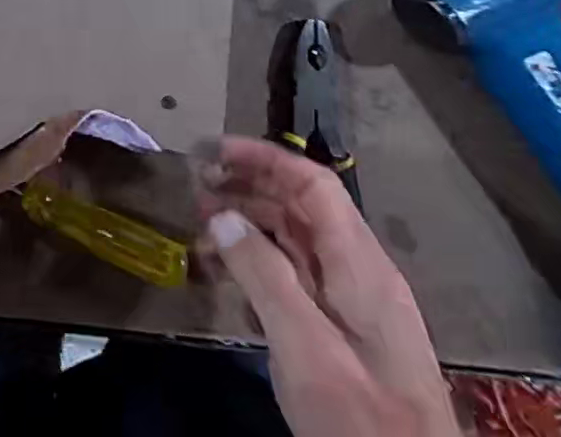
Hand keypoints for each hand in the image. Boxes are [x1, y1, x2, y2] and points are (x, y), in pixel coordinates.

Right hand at [200, 137, 457, 436]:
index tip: (217, 151)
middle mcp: (360, 270)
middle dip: (250, 188)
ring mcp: (353, 301)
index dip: (266, 159)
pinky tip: (229, 275)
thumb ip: (264, 276)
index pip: (313, 185)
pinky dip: (261, 263)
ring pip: (297, 241)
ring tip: (203, 226)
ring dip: (251, 225)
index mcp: (360, 263)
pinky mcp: (343, 329)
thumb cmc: (361, 420)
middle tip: (199, 188)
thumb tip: (222, 217)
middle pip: (303, 207)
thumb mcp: (305, 348)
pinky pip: (298, 276)